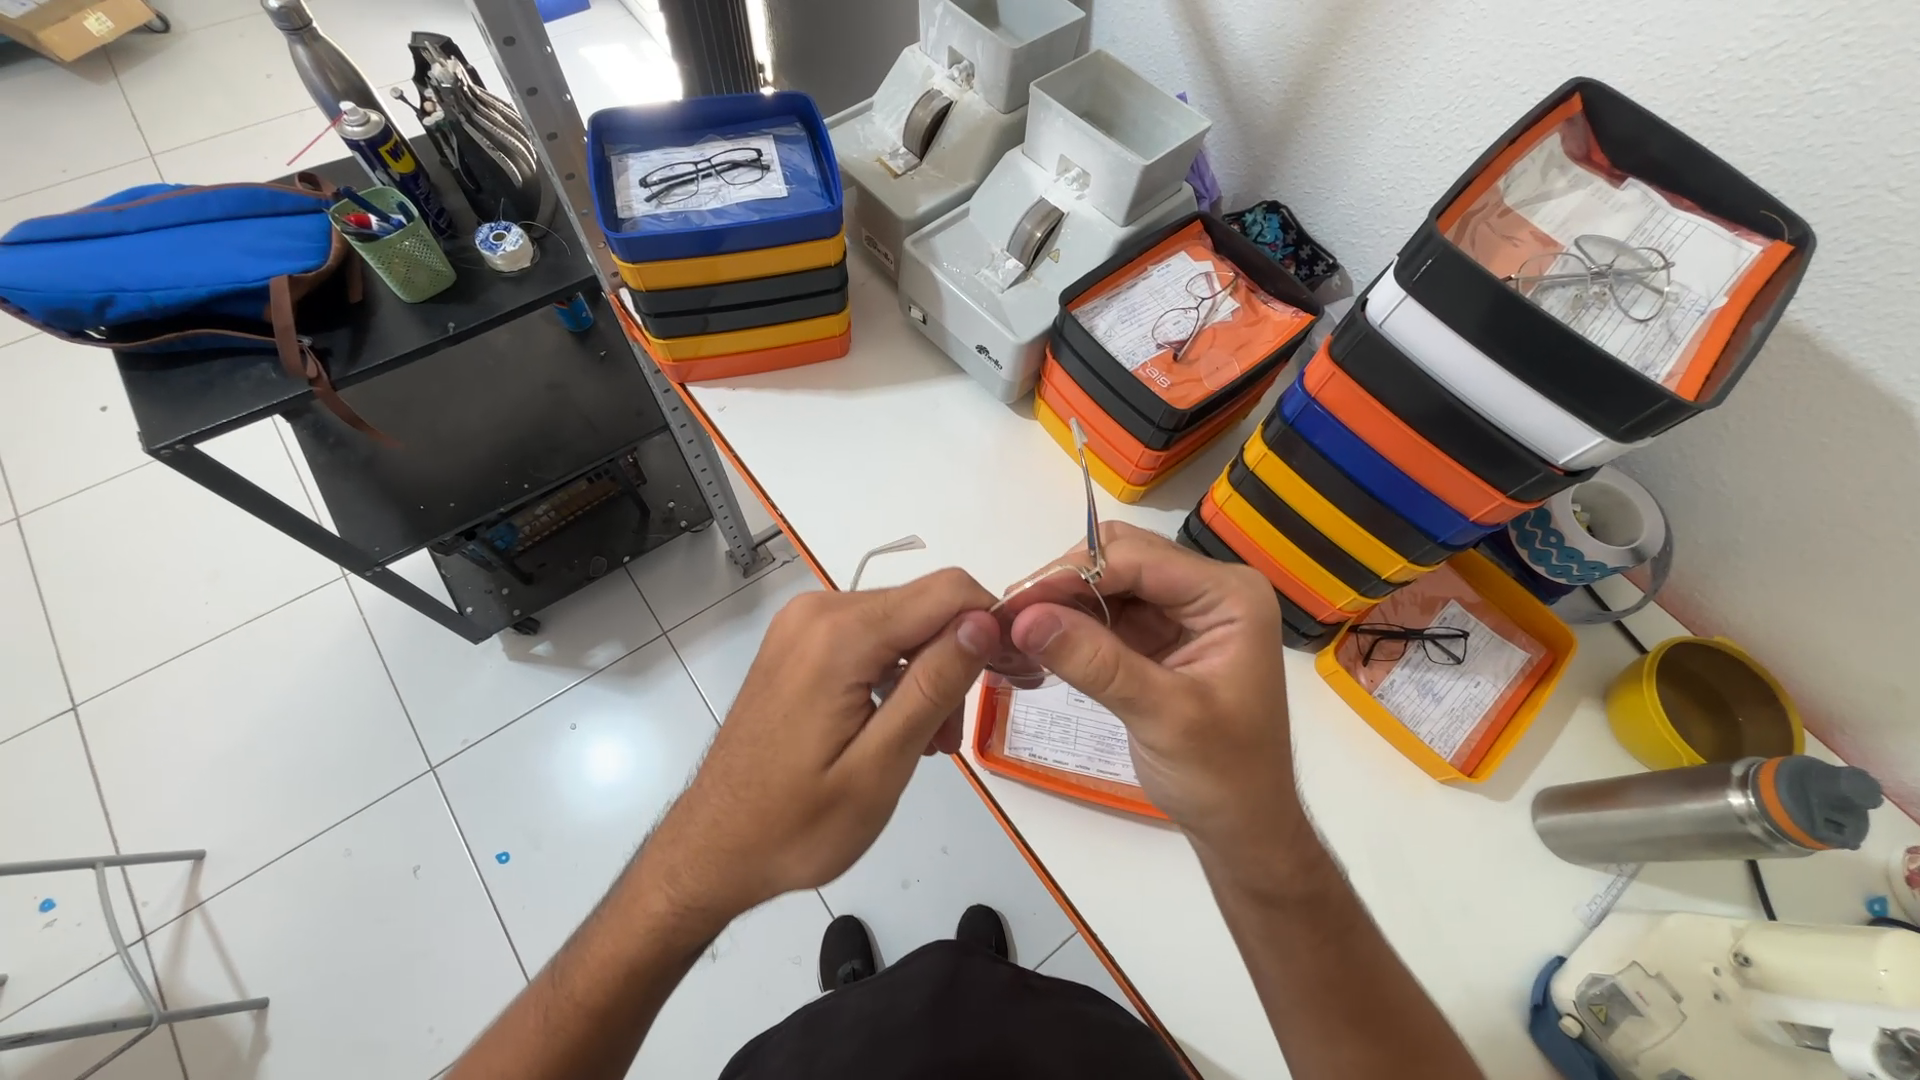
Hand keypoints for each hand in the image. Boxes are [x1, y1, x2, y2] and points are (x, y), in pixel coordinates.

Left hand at [639, 569, 998, 924]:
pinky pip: (870, 640)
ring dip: (928, 675)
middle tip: (952, 737)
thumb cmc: (796, 824)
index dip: (994, 624)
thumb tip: (984, 621)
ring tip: (926, 744)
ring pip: (902, 625)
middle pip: (925, 607)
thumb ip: (934, 686)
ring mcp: (804, 625)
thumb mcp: (881, 765)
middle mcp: (819, 610)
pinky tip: (894, 727)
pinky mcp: (799, 644)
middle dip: (958, 660)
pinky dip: (896, 676)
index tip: (1014, 677)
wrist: (713, 848)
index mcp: (840, 633)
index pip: (949, 591)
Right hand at [1007, 522, 1302, 849]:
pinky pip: (1106, 610)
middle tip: (1013, 612)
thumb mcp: (1162, 716)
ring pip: (1108, 580)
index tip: (1018, 600)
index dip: (1075, 572)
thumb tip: (1024, 619)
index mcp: (1229, 597)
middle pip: (1122, 557)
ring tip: (1016, 626)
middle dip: (1066, 580)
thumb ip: (1095, 663)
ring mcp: (1181, 611)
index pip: (1140, 559)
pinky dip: (1072, 621)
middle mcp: (1207, 590)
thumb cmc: (1222, 774)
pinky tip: (1039, 639)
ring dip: (1063, 599)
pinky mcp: (1157, 635)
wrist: (1242, 823)